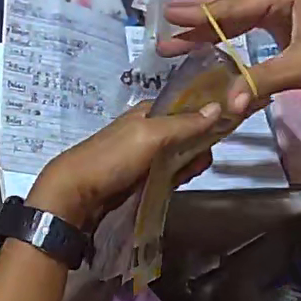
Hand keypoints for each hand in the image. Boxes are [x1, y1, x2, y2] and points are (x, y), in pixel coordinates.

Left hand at [28, 102, 221, 228]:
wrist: (76, 193)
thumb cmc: (113, 158)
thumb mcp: (151, 135)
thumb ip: (185, 124)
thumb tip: (218, 107)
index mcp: (149, 111)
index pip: (189, 107)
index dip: (208, 116)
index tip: (224, 131)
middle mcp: (148, 128)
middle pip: (187, 133)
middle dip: (199, 146)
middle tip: (197, 164)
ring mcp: (144, 153)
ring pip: (179, 154)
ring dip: (189, 164)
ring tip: (186, 176)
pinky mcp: (141, 175)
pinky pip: (168, 172)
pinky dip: (176, 176)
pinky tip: (178, 183)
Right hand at [159, 0, 300, 116]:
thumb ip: (261, 81)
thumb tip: (227, 105)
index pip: (235, 4)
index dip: (201, 12)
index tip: (169, 13)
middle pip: (233, 5)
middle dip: (199, 15)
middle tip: (164, 19)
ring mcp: (288, 12)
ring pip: (240, 17)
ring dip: (211, 28)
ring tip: (178, 34)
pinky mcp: (291, 30)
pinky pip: (251, 30)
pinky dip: (230, 38)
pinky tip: (211, 44)